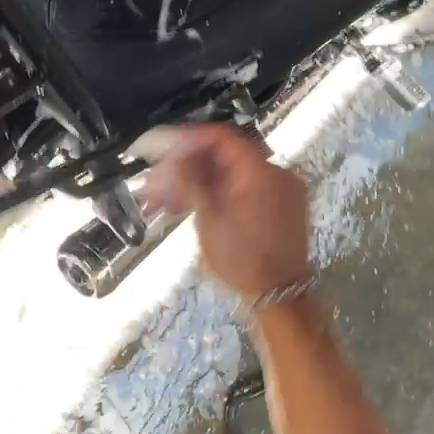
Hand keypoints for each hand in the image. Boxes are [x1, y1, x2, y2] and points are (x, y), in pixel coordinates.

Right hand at [144, 125, 310, 299]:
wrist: (279, 295)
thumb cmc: (242, 259)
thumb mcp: (209, 218)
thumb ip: (191, 181)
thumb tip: (173, 158)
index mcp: (260, 173)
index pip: (222, 138)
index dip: (189, 139)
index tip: (162, 148)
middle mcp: (275, 175)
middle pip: (223, 157)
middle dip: (185, 168)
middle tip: (155, 184)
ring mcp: (278, 192)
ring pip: (229, 176)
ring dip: (195, 184)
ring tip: (163, 203)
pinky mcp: (276, 208)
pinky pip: (241, 190)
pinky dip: (214, 195)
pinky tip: (187, 210)